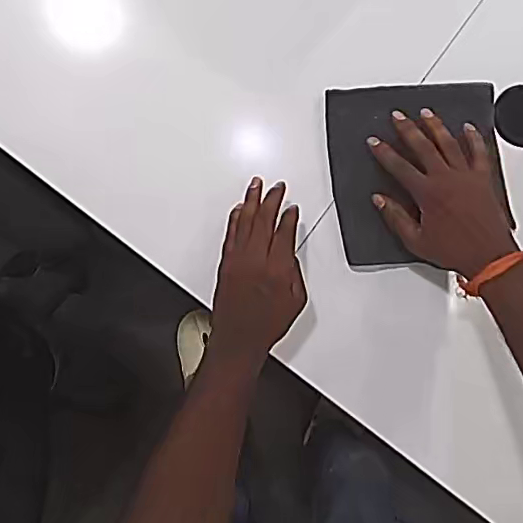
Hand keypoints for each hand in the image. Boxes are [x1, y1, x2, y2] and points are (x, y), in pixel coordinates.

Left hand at [209, 177, 306, 365]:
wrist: (238, 337)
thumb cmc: (266, 323)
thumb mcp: (296, 300)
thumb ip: (294, 272)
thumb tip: (289, 253)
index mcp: (278, 268)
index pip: (285, 232)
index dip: (289, 216)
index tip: (292, 207)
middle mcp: (257, 259)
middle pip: (265, 220)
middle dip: (272, 200)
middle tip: (277, 188)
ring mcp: (239, 258)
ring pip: (246, 221)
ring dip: (252, 200)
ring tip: (256, 186)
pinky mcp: (225, 262)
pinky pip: (231, 233)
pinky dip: (236, 218)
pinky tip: (240, 208)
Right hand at [368, 110, 517, 277]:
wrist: (491, 257)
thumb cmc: (457, 250)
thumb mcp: (416, 240)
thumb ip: (396, 217)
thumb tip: (380, 200)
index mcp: (428, 193)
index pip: (399, 166)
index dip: (384, 152)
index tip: (375, 142)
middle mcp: (447, 179)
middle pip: (423, 146)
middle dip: (407, 129)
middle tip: (398, 116)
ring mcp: (467, 177)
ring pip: (449, 143)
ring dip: (435, 126)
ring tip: (426, 113)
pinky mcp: (484, 179)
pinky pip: (479, 153)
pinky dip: (474, 138)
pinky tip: (468, 128)